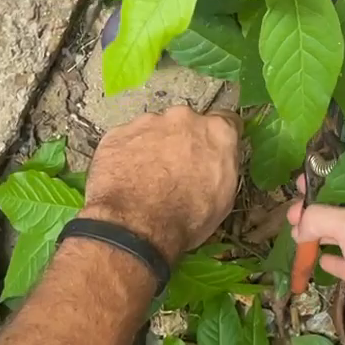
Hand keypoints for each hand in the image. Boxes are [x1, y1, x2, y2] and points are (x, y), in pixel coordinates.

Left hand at [80, 107, 239, 261]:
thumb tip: (215, 165)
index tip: (209, 154)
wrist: (136, 225)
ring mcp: (148, 123)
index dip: (216, 141)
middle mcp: (184, 119)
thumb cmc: (184, 218)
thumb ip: (222, 168)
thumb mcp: (222, 200)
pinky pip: (125, 141)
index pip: (225, 123)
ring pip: (153, 131)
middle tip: (174, 173)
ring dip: (152, 149)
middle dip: (181, 143)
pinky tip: (126, 180)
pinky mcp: (118, 133)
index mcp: (217, 132)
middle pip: (185, 124)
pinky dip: (126, 156)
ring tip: (146, 180)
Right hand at [287, 194, 344, 339]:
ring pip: (343, 238)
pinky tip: (321, 263)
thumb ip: (320, 217)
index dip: (319, 183)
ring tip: (298, 242)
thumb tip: (299, 225)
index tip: (298, 186)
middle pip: (339, 212)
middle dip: (313, 214)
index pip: (342, 184)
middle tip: (291, 221)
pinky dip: (334, 261)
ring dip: (319, 238)